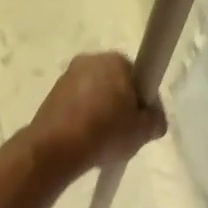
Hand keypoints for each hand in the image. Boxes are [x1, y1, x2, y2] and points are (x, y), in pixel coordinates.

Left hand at [25, 53, 166, 170]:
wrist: (56, 148)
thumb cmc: (106, 132)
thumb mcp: (144, 131)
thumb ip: (156, 119)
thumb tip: (153, 118)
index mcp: (115, 60)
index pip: (138, 76)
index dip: (143, 99)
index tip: (141, 120)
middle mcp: (89, 60)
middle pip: (114, 83)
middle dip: (120, 104)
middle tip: (125, 131)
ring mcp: (67, 76)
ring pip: (94, 94)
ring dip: (100, 111)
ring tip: (103, 139)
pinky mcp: (51, 94)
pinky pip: (76, 104)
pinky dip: (82, 117)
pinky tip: (85, 139)